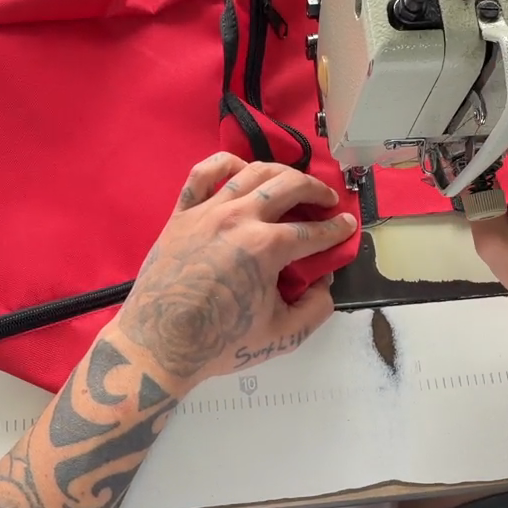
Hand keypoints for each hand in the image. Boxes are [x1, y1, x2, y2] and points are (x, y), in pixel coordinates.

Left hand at [114, 153, 356, 388]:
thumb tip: (325, 284)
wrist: (159, 343)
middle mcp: (239, 219)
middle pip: (289, 186)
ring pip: (251, 171)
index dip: (336, 229)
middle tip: (327, 200)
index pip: (313, 231)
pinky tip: (240, 169)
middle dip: (316, 190)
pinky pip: (202, 174)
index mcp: (266, 247)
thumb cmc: (219, 343)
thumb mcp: (281, 335)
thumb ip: (315, 309)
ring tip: (293, 181)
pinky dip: (225, 164)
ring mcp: (207, 211)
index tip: (347, 226)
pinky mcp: (181, 213)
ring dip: (281, 172)